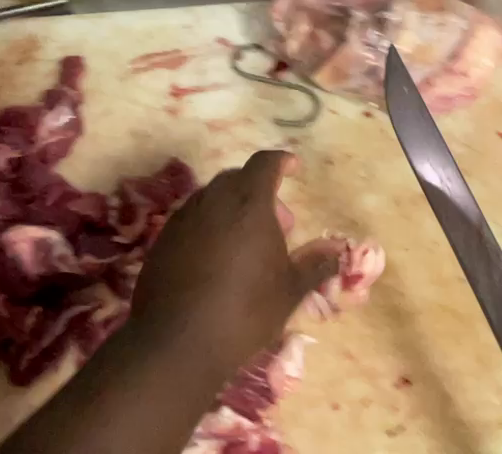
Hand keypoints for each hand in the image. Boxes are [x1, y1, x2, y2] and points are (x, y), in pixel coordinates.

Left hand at [126, 150, 337, 374]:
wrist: (179, 340)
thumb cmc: (245, 311)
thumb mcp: (289, 290)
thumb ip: (314, 264)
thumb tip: (337, 250)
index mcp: (248, 202)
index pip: (265, 163)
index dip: (280, 161)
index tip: (293, 166)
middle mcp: (213, 199)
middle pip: (238, 178)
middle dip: (260, 190)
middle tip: (279, 223)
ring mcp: (184, 216)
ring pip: (213, 197)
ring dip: (234, 207)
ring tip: (249, 243)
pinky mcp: (164, 237)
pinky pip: (193, 218)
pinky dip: (211, 224)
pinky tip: (218, 258)